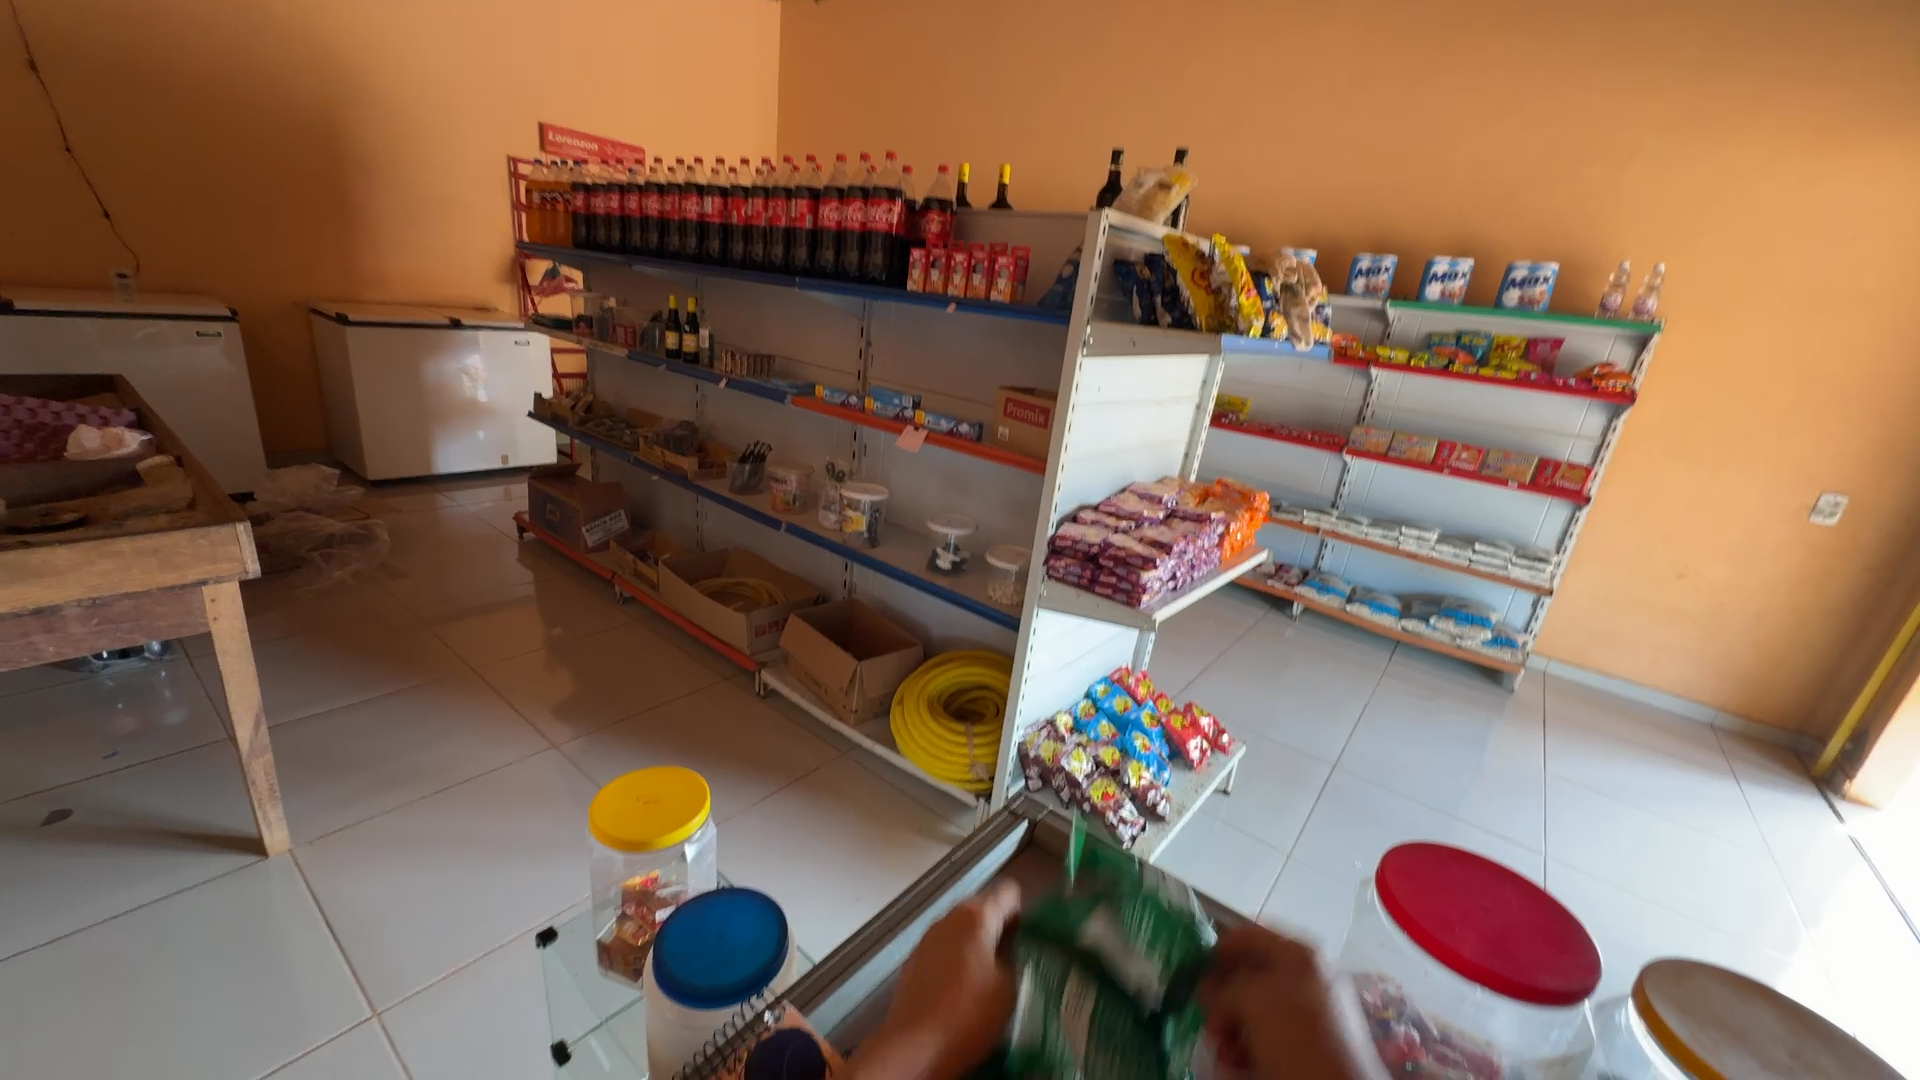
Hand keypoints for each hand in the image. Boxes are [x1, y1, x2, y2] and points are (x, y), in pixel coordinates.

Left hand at [854, 881, 1020, 1079]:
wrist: (913, 1045)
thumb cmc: (969, 1015)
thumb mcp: (1007, 988)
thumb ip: (1011, 955)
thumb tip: (1006, 944)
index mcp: (977, 916)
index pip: (1008, 892)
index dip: (1020, 910)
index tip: (1025, 935)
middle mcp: (950, 916)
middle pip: (981, 906)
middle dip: (996, 925)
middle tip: (1009, 958)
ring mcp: (928, 935)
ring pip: (960, 926)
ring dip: (974, 941)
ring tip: (984, 975)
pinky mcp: (914, 957)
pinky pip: (943, 946)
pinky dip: (954, 956)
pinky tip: (957, 986)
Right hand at [1200, 924, 1375, 1079]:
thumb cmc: (1295, 1036)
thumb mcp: (1250, 1001)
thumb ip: (1223, 987)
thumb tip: (1207, 989)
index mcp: (1299, 953)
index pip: (1246, 934)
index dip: (1217, 948)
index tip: (1195, 970)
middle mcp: (1309, 974)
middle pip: (1250, 974)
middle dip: (1224, 997)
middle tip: (1208, 1017)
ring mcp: (1315, 1009)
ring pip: (1258, 1007)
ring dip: (1233, 1025)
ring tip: (1222, 1047)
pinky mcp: (1316, 1042)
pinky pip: (1273, 1032)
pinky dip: (1251, 1042)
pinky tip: (1238, 1060)